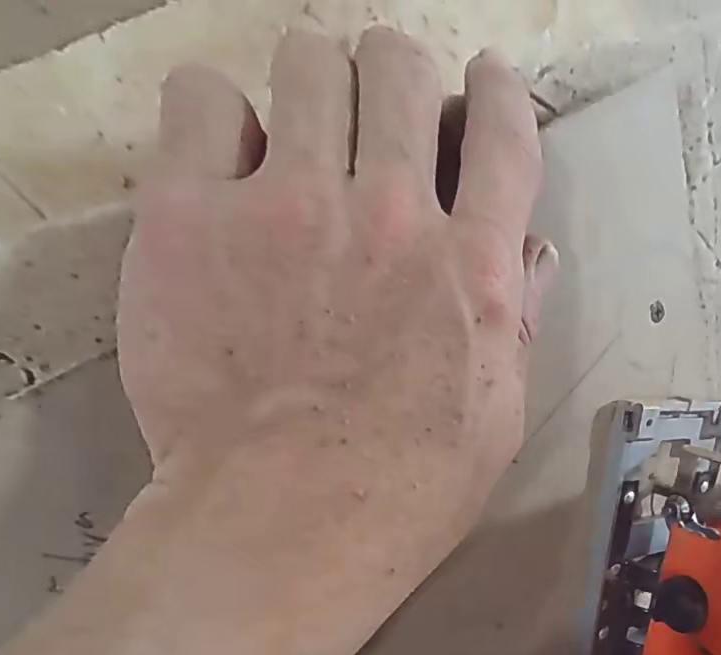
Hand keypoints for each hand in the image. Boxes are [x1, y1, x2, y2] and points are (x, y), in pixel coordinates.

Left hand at [115, 29, 555, 600]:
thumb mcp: (497, 418)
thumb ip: (514, 321)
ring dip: (314, 90)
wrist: (286, 527)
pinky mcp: (190, 216)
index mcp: (472, 269)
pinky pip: (201, 100)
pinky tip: (226, 169)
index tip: (482, 88)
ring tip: (301, 142)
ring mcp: (289, 206)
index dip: (496, 94)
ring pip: (306, 61)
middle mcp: (392, 216)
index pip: (503, 133)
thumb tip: (530, 252)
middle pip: (399, 68)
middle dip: (397, 83)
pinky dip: (219, 119)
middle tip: (379, 126)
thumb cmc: (408, 491)